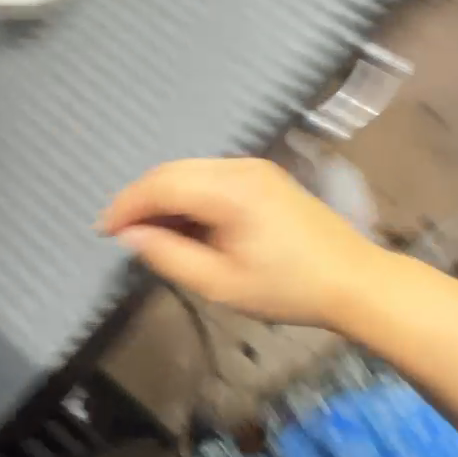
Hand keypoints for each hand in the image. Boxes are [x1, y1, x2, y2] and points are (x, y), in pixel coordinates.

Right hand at [98, 157, 385, 327]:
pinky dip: (186, 196)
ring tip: (148, 233)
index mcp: (231, 191)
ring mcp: (254, 169)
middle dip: (140, 199)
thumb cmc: (289, 289)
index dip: (126, 205)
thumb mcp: (221, 284)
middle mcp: (240, 167)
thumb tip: (130, 235)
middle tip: (120, 233)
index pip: (161, 184)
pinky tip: (182, 225)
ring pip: (189, 171)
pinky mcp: (263, 177)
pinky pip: (209, 177)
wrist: (355, 282)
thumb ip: (170, 256)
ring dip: (162, 197)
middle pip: (172, 171)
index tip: (102, 231)